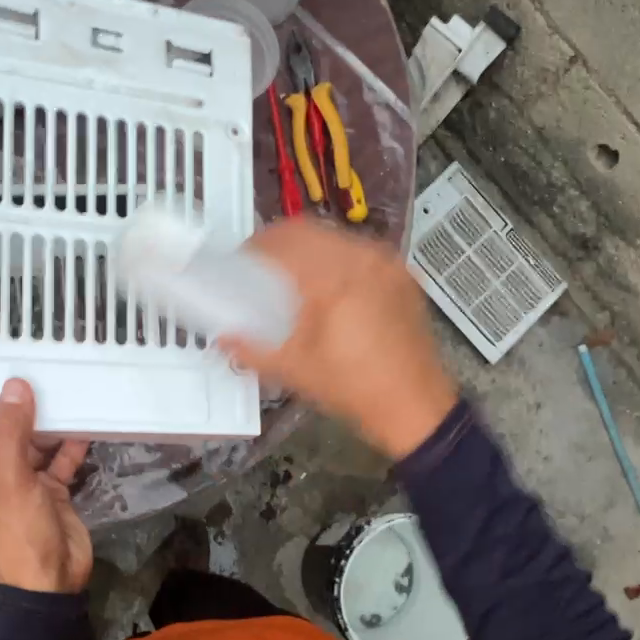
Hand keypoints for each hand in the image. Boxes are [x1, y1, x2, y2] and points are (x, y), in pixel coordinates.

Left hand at [0, 379, 92, 593]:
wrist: (51, 580)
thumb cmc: (18, 530)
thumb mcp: (11, 477)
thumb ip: (12, 430)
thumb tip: (15, 385)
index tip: (1, 365)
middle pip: (6, 429)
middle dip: (25, 406)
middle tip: (43, 368)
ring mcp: (23, 482)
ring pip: (35, 443)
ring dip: (50, 424)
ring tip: (67, 388)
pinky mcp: (50, 490)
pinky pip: (59, 461)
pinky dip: (70, 445)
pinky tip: (85, 423)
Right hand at [220, 219, 458, 458]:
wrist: (415, 408)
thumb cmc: (355, 389)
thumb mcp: (296, 370)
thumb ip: (253, 350)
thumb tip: (224, 339)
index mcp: (335, 277)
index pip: (286, 240)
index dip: (256, 246)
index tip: (239, 261)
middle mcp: (365, 260)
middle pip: (311, 232)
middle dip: (280, 246)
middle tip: (260, 268)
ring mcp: (389, 266)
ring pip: (337, 239)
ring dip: (309, 251)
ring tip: (291, 278)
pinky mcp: (403, 278)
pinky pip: (362, 254)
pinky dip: (337, 262)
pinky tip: (327, 289)